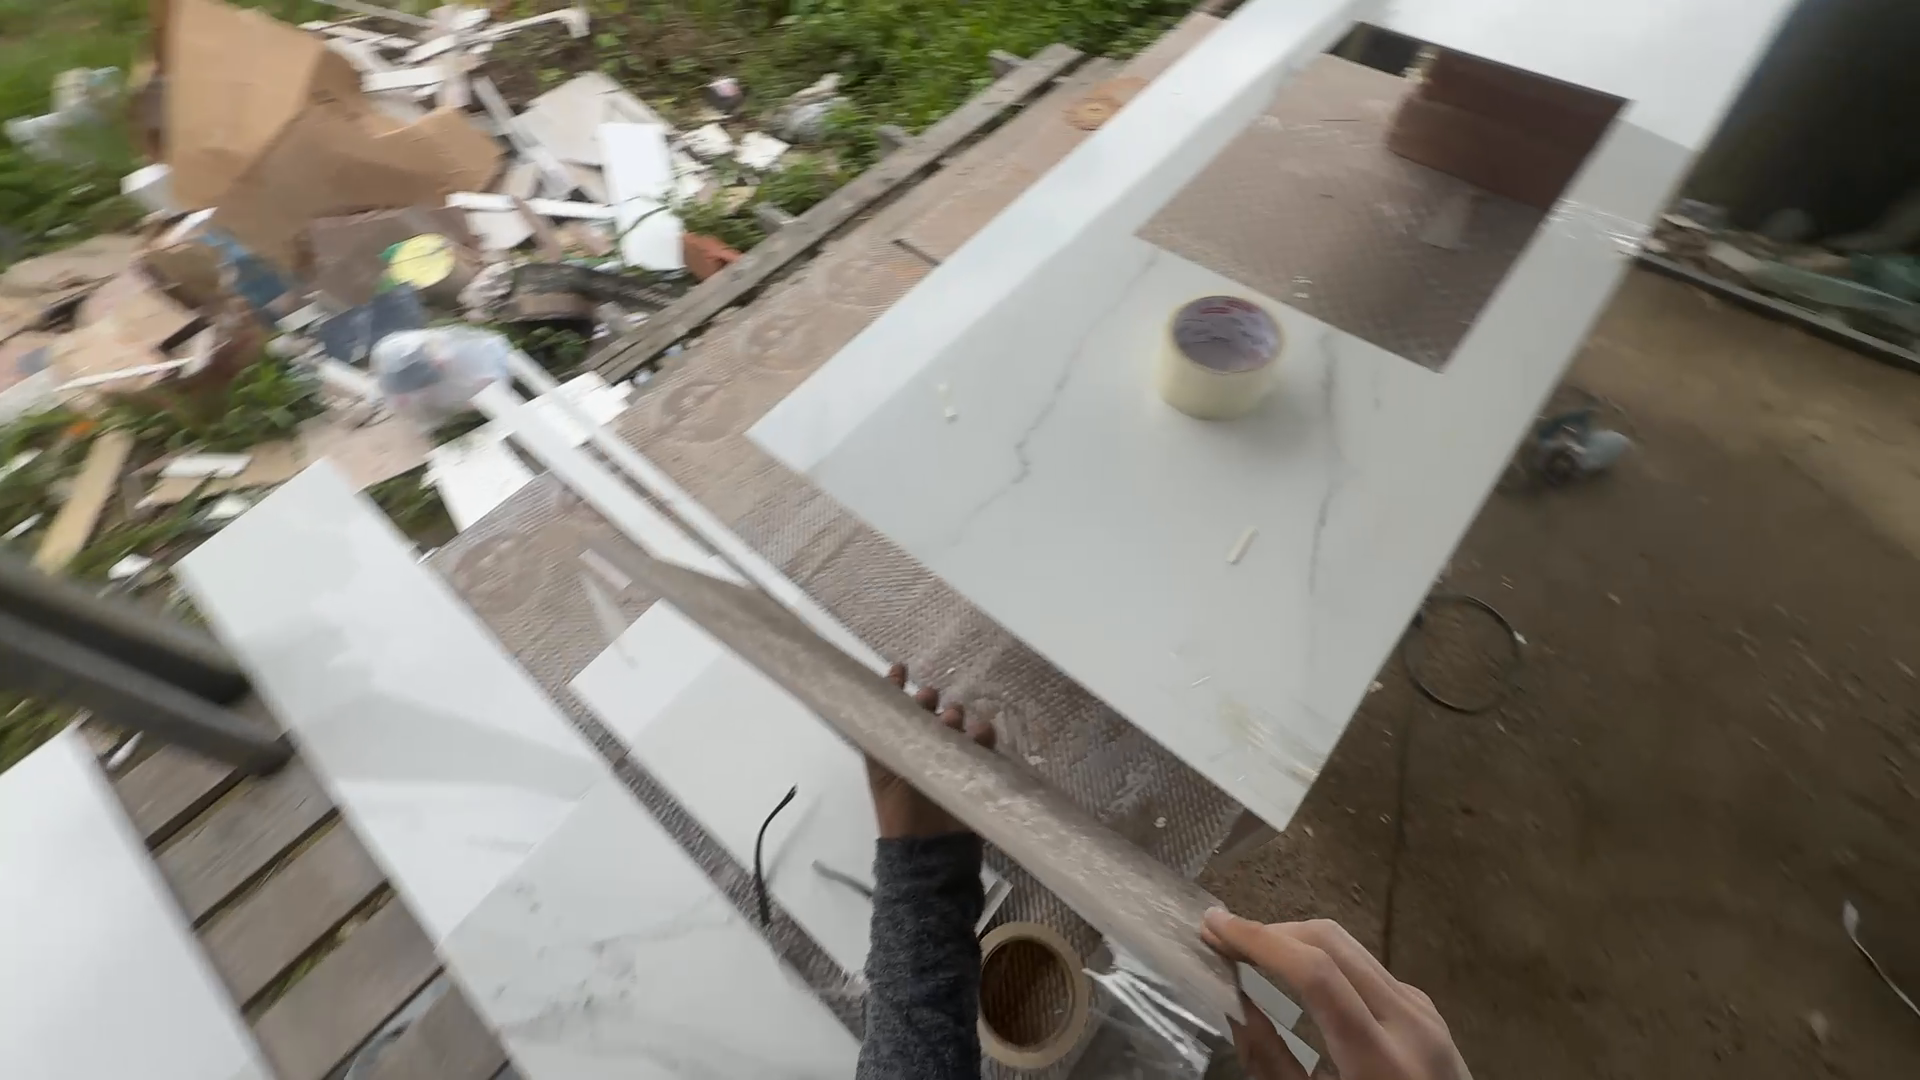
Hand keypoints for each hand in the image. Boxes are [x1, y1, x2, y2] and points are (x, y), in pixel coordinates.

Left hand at [867, 663, 996, 837]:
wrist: (930, 852)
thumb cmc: (899, 811)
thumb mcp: (881, 771)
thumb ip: (879, 738)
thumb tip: (882, 701)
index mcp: (897, 745)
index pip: (897, 709)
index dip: (897, 687)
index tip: (900, 669)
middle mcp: (923, 746)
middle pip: (930, 711)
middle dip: (929, 701)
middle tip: (929, 699)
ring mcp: (951, 757)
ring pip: (957, 724)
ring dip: (955, 716)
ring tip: (954, 720)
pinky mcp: (976, 769)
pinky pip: (983, 743)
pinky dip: (983, 734)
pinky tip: (980, 733)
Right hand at [1202, 912, 1470, 1079]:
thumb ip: (1271, 1064)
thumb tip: (1232, 1003)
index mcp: (1383, 1062)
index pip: (1314, 972)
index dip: (1258, 940)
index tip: (1212, 925)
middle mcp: (1412, 1025)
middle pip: (1330, 942)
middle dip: (1270, 931)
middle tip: (1225, 937)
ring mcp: (1426, 1015)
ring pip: (1348, 945)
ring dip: (1294, 939)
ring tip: (1254, 951)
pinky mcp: (1429, 1015)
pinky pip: (1367, 967)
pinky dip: (1324, 959)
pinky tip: (1302, 979)